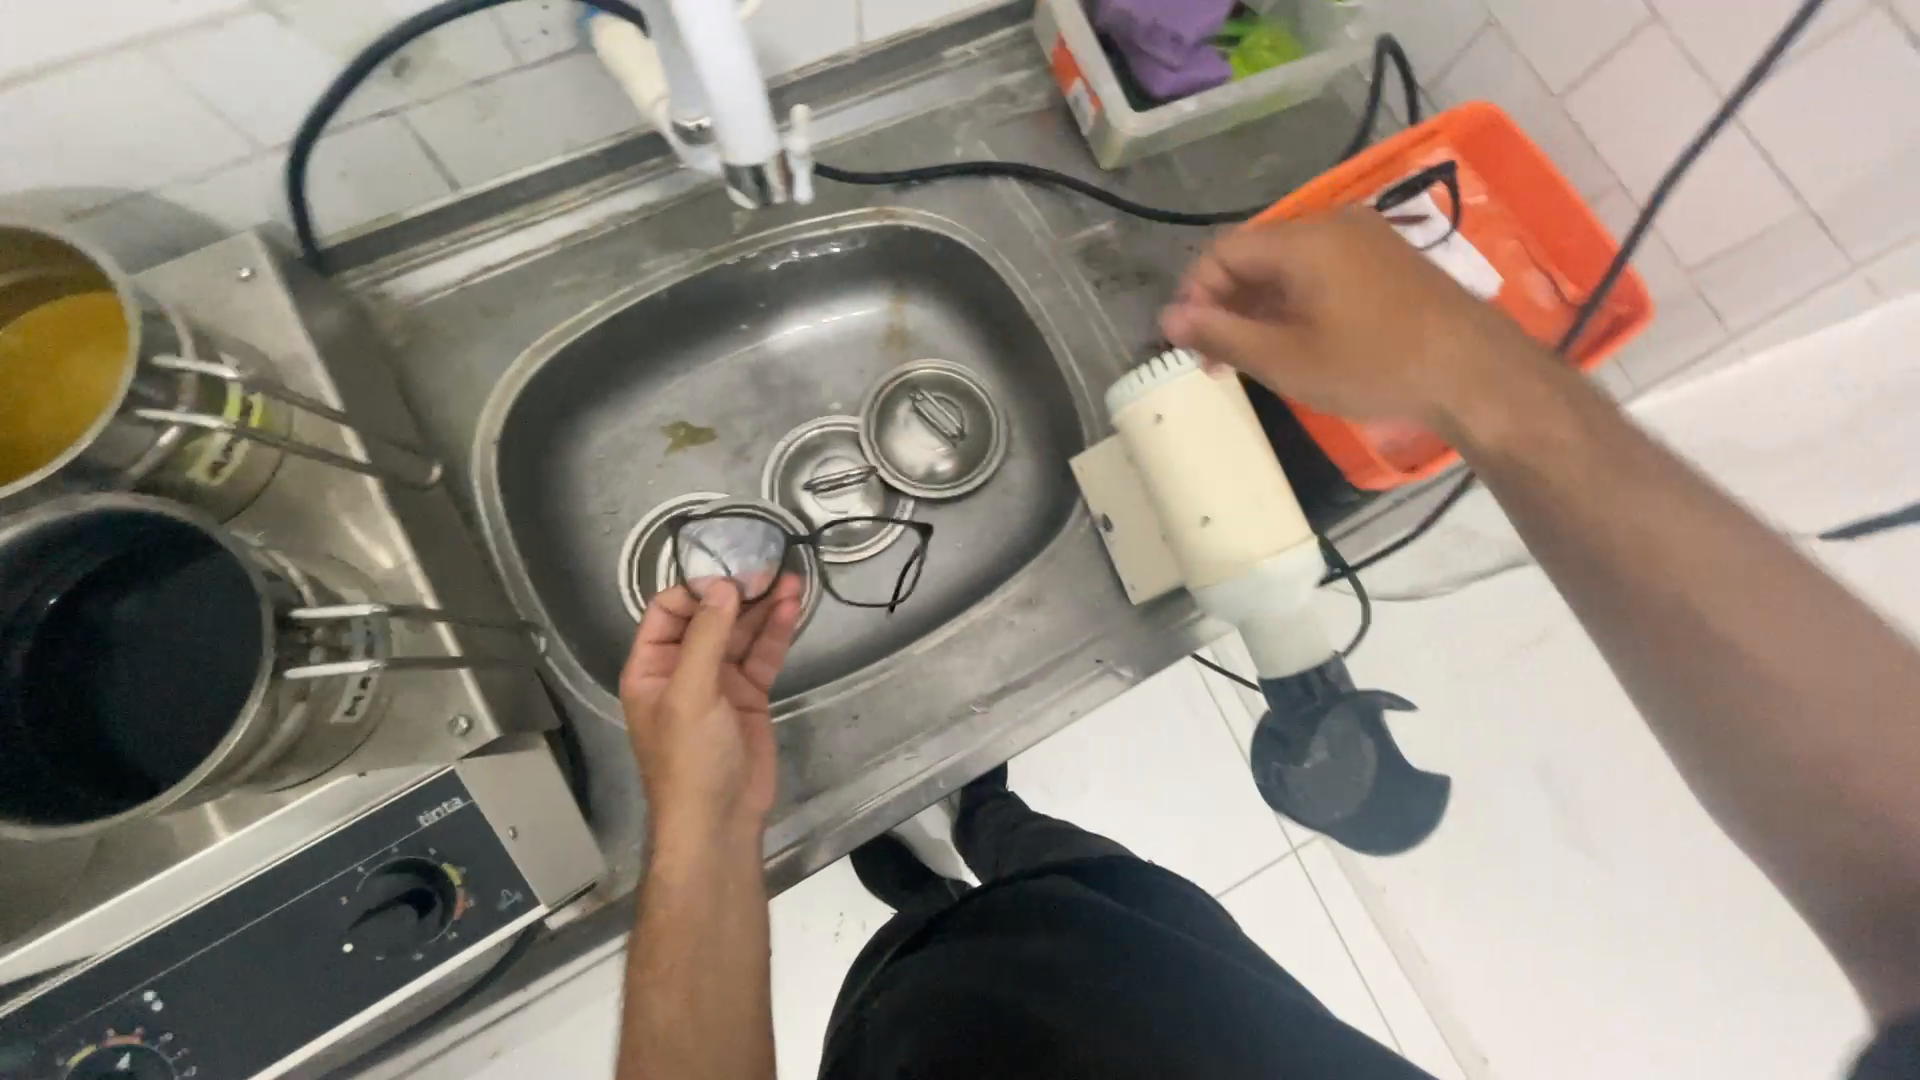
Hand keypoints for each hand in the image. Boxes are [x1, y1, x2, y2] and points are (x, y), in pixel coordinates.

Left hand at [620, 576, 803, 851]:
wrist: (720, 820)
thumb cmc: (689, 758)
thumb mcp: (690, 694)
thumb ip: (706, 636)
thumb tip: (723, 585)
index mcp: (652, 666)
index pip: (669, 611)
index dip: (697, 589)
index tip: (731, 573)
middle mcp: (684, 668)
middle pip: (711, 617)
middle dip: (738, 593)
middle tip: (768, 568)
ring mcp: (720, 681)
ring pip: (742, 632)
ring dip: (764, 608)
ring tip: (790, 580)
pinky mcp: (750, 694)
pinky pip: (762, 654)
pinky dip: (777, 631)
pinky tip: (793, 607)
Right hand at [1158, 208, 1545, 428]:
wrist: (1474, 373)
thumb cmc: (1370, 365)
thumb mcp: (1283, 358)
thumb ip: (1219, 334)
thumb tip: (1167, 319)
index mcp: (1302, 240)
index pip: (1221, 252)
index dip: (1195, 297)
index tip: (1191, 346)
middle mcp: (1330, 225)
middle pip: (1252, 257)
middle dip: (1223, 306)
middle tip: (1215, 359)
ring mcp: (1362, 240)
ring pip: (1284, 268)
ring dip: (1256, 309)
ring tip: (1250, 358)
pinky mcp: (1383, 261)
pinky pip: (1317, 273)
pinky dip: (1291, 304)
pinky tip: (1292, 343)